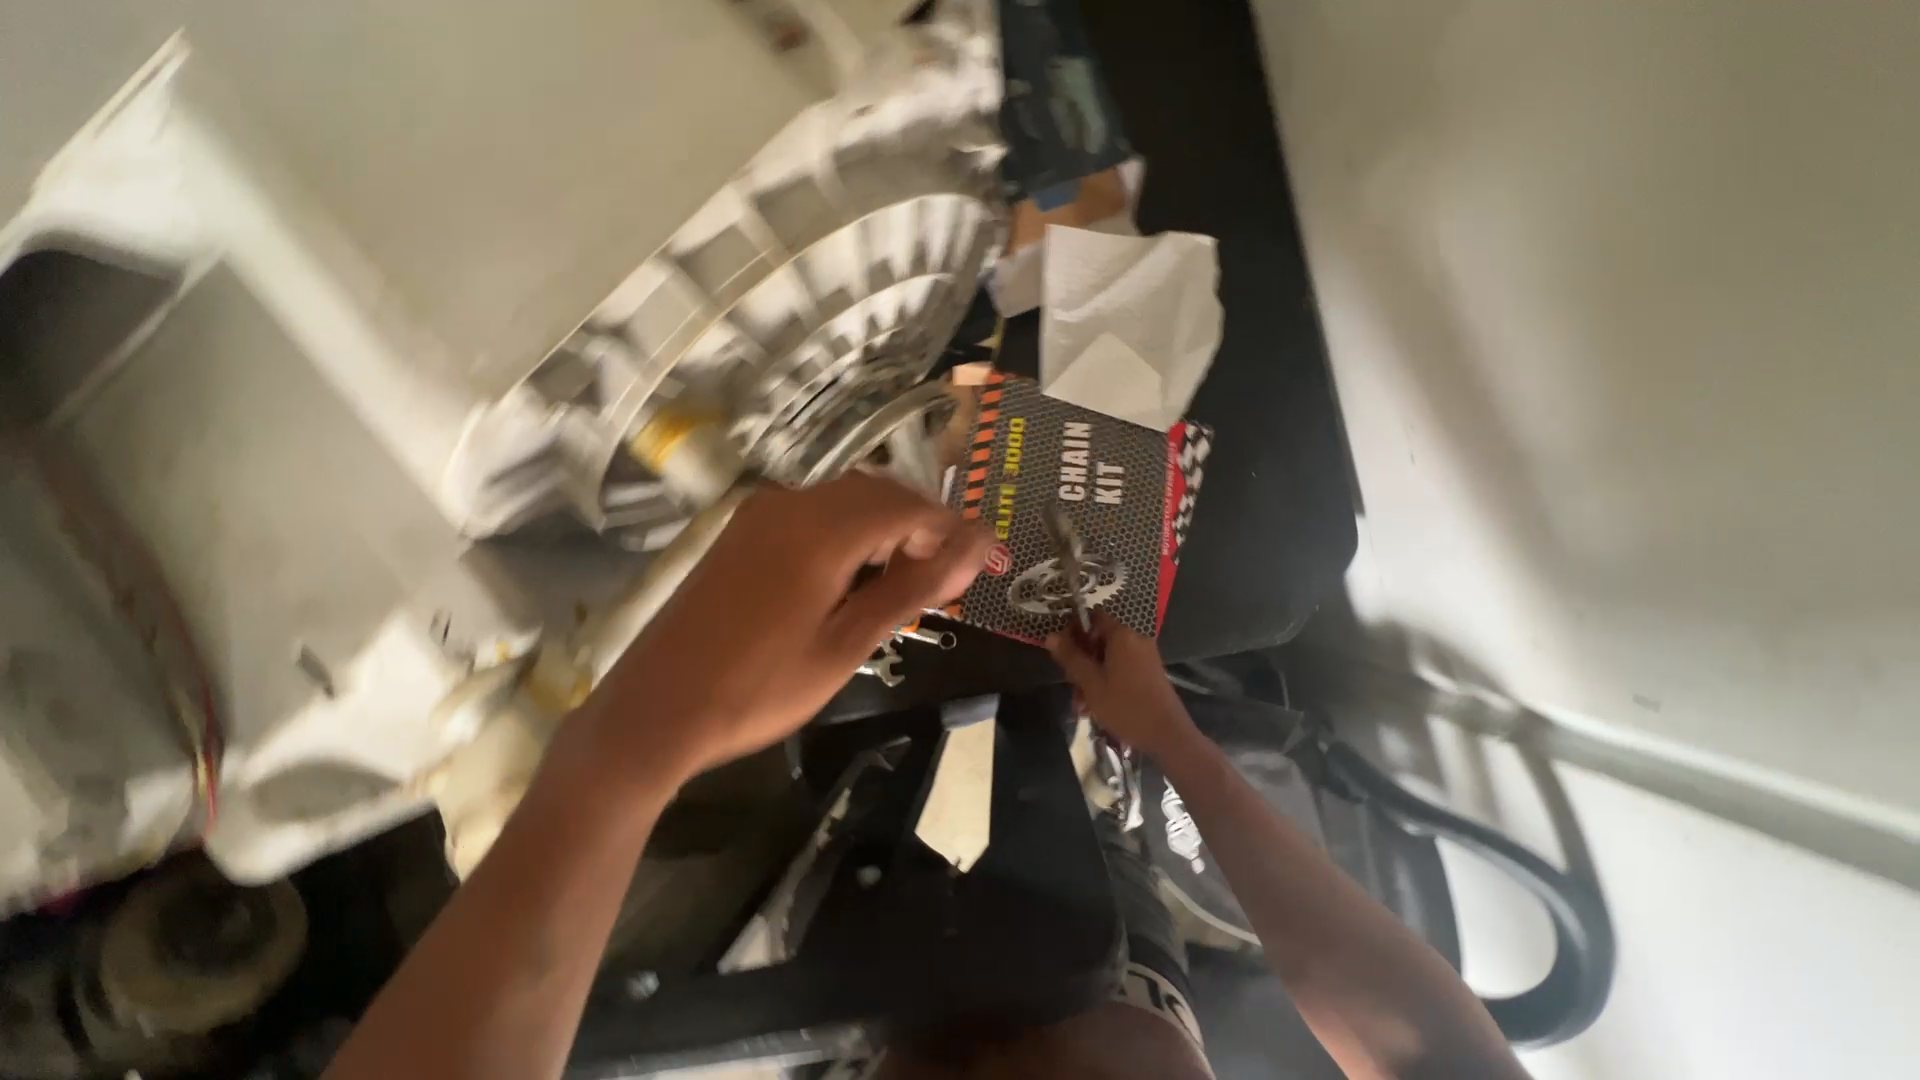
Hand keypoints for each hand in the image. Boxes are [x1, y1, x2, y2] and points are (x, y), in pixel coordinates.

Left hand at [574, 472, 990, 785]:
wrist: (655, 710)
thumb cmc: (759, 688)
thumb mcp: (846, 645)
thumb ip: (912, 588)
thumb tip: (973, 550)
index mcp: (821, 529)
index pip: (912, 508)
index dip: (959, 531)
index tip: (996, 561)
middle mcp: (791, 504)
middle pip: (880, 493)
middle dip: (926, 526)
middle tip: (957, 576)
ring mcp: (760, 515)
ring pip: (846, 500)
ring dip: (889, 528)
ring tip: (914, 579)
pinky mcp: (742, 533)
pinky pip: (814, 514)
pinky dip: (851, 533)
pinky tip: (858, 575)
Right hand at [1048, 611, 1197, 759]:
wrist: (1167, 734)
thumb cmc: (1125, 706)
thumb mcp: (1091, 683)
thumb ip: (1071, 657)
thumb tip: (1051, 635)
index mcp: (1122, 636)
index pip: (1093, 617)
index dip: (1074, 630)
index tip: (1061, 651)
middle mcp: (1136, 640)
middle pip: (1099, 641)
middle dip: (1081, 662)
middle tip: (1071, 687)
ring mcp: (1145, 657)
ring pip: (1109, 660)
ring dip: (1091, 678)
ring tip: (1082, 706)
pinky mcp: (1150, 674)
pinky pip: (1122, 670)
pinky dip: (1107, 683)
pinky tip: (1097, 707)